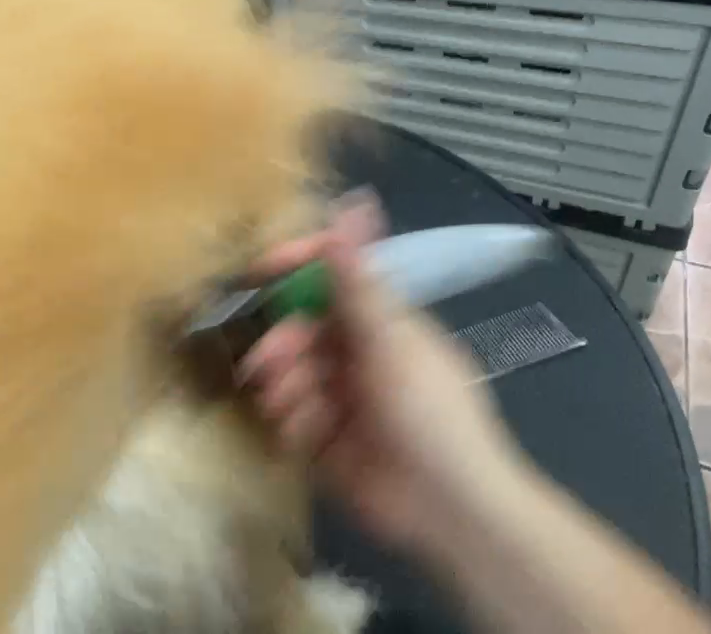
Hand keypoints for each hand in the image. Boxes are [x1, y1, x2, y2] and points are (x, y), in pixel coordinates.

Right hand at [239, 192, 529, 556]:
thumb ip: (358, 278)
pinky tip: (304, 435)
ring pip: (288, 372)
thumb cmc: (429, 413)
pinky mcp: (324, 437)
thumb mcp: (390, 340)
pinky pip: (289, 416)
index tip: (258, 269)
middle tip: (267, 365)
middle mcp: (355, 352)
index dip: (294, 267)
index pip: (328, 278)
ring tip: (292, 408)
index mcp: (377, 321)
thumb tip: (355, 200)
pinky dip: (291, 422)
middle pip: (297, 328)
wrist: (451, 510)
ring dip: (284, 386)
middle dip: (281, 344)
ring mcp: (339, 395)